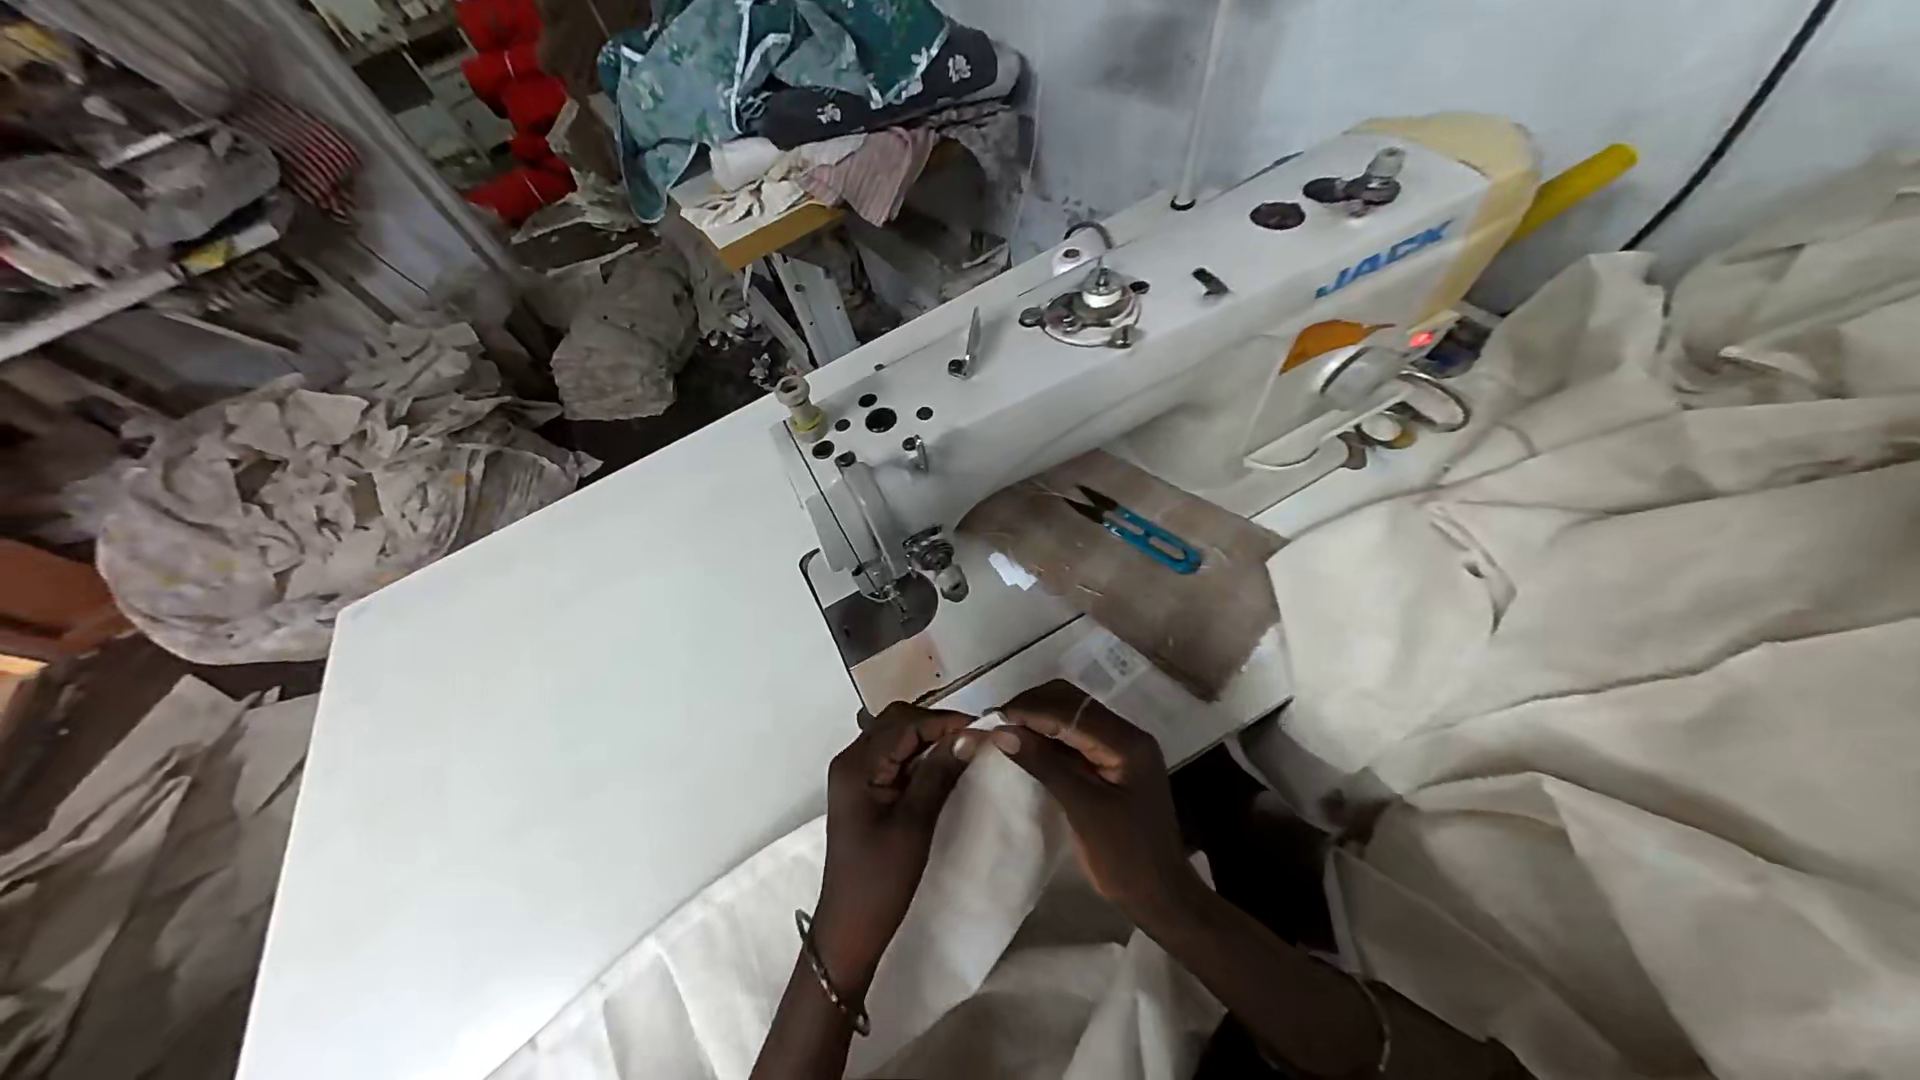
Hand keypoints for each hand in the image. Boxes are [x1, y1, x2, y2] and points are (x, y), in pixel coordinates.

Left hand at [814, 703, 981, 992]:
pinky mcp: (864, 789)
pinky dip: (919, 755)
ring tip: (965, 749)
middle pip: (897, 722)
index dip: (945, 722)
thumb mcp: (914, 824)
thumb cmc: (880, 880)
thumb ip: (939, 774)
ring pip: (896, 737)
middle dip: (936, 725)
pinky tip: (943, 765)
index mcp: (856, 765)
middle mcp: (851, 761)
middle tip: (975, 738)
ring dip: (929, 738)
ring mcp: (856, 775)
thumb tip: (969, 735)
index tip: (983, 729)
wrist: (850, 929)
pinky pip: (894, 757)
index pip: (905, 724)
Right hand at [992, 681, 1200, 927]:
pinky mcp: (1112, 761)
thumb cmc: (1126, 856)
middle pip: (1072, 701)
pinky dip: (1048, 735)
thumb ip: (1044, 764)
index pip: (1071, 709)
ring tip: (1005, 731)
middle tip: (996, 724)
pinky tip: (1026, 745)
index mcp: (1126, 741)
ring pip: (1072, 714)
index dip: (1029, 710)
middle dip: (1032, 707)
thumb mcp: (1082, 808)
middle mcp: (1126, 734)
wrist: (1161, 895)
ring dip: (1038, 718)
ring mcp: (1121, 746)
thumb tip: (1001, 731)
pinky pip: (1075, 734)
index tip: (991, 720)